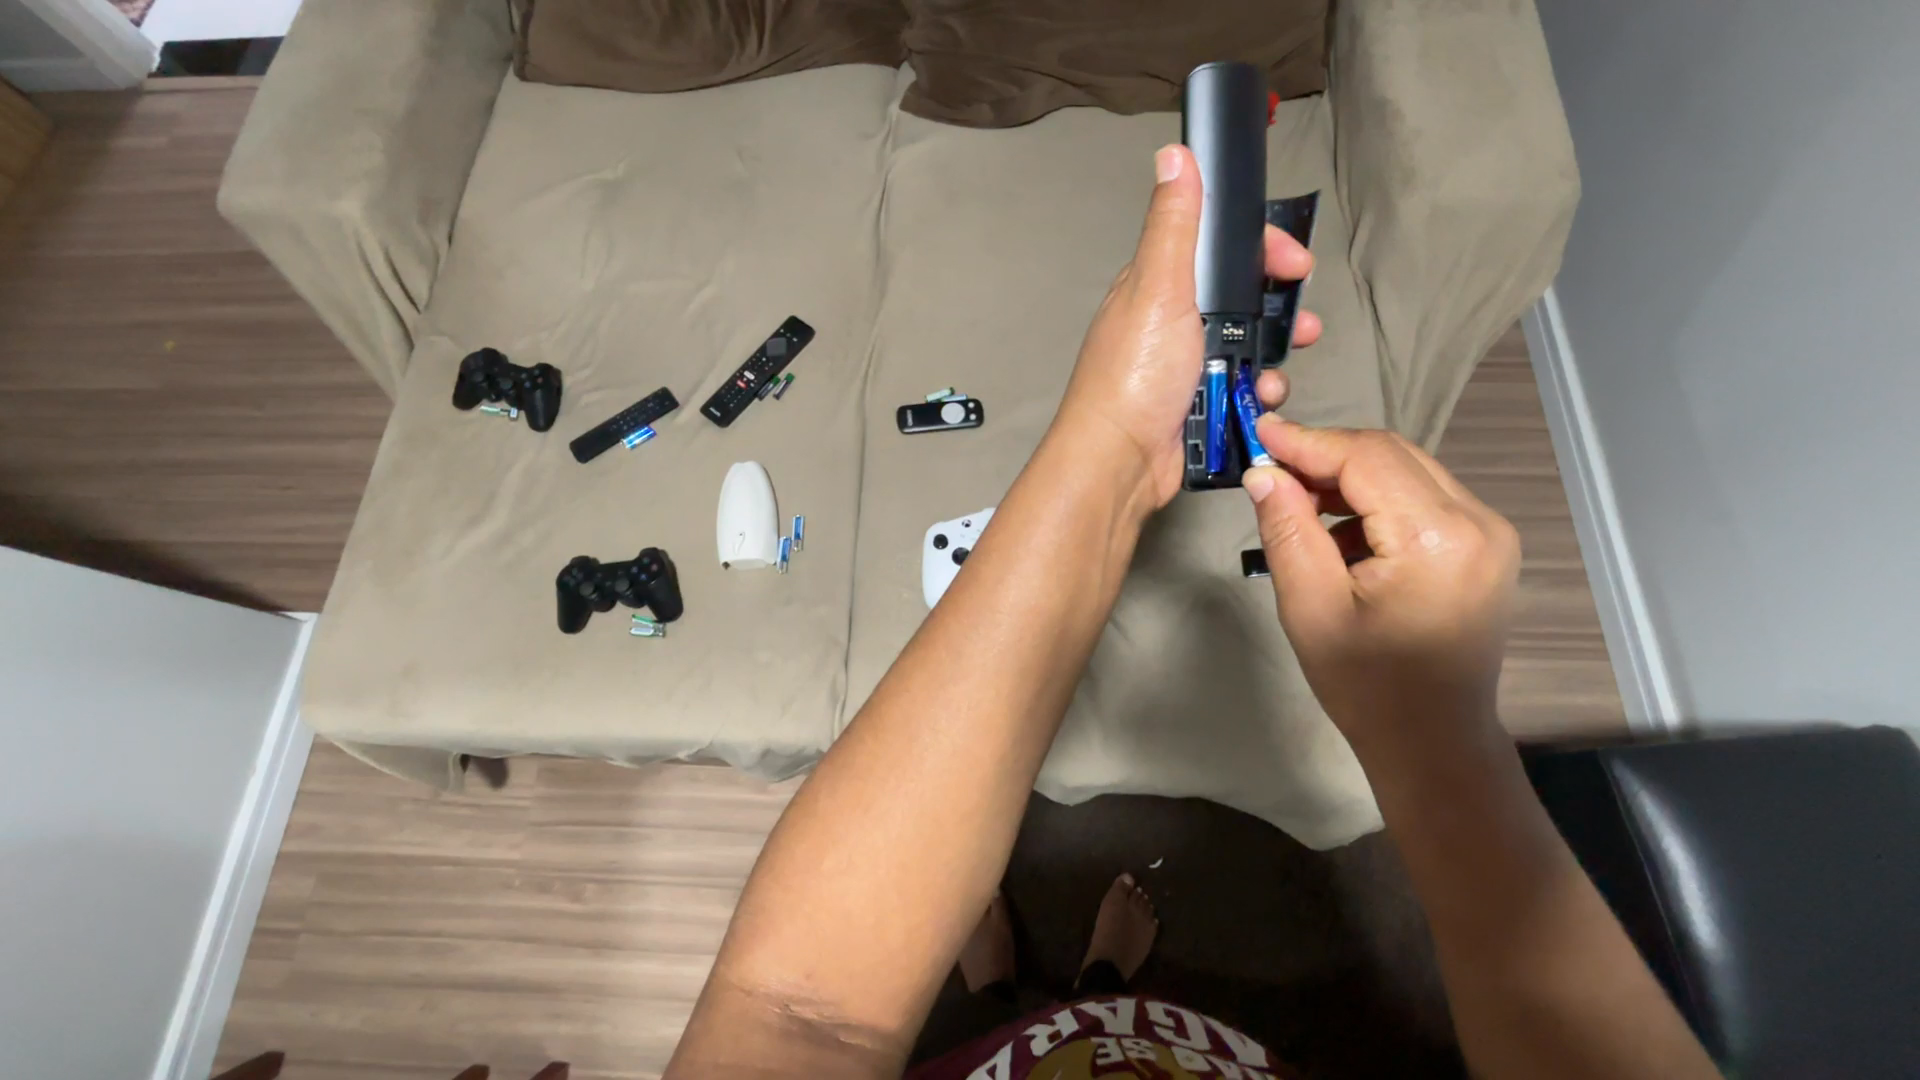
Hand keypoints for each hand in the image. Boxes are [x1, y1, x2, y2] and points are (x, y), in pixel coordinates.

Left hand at [1052, 144, 1320, 510]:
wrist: (1121, 460)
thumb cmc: (1135, 373)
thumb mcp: (1157, 289)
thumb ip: (1173, 226)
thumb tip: (1174, 156)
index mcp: (1155, 286)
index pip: (1216, 250)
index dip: (1260, 250)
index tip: (1294, 262)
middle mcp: (1170, 323)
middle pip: (1240, 298)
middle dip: (1279, 306)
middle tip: (1306, 321)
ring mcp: (1184, 366)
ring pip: (1248, 345)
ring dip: (1274, 352)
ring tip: (1285, 364)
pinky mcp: (1198, 405)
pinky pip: (1242, 387)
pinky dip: (1258, 390)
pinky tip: (1262, 398)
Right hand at [1242, 419, 1520, 741]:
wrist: (1432, 740)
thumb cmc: (1365, 684)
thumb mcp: (1310, 608)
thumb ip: (1287, 530)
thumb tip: (1264, 473)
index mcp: (1436, 538)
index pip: (1366, 458)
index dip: (1308, 441)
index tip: (1258, 433)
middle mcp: (1478, 521)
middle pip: (1392, 454)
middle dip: (1326, 455)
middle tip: (1271, 471)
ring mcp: (1489, 531)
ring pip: (1407, 470)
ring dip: (1348, 478)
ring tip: (1298, 506)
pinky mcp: (1484, 545)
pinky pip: (1422, 497)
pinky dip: (1374, 501)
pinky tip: (1339, 534)